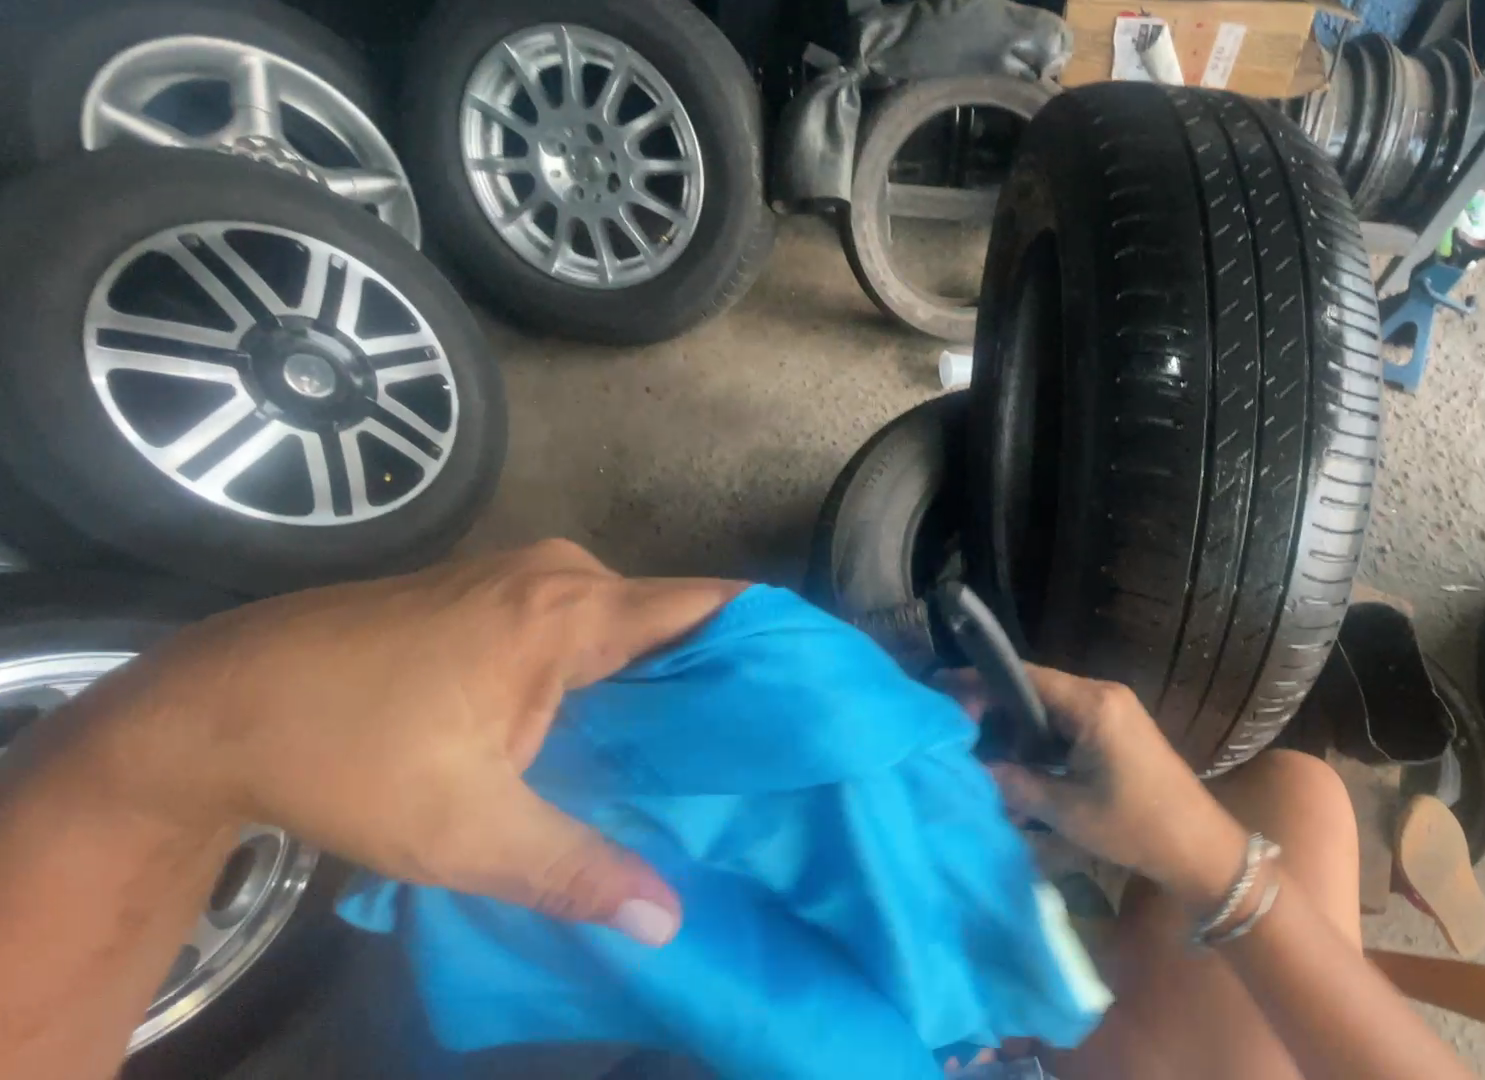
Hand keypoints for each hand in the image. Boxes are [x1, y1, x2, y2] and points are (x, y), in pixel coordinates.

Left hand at [56, 540, 742, 944]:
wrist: (207, 708)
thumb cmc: (342, 755)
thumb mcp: (458, 830)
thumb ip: (572, 868)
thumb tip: (668, 920)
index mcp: (569, 611)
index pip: (711, 604)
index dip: (772, 639)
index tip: (818, 688)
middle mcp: (564, 572)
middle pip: (682, 613)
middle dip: (729, 672)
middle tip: (778, 739)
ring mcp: (530, 574)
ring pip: (638, 618)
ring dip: (675, 672)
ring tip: (718, 741)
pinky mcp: (503, 591)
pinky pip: (597, 620)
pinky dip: (629, 664)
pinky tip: (635, 722)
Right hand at [953, 665, 1250, 910]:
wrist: (1199, 847)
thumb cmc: (1135, 826)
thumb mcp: (1067, 810)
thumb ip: (1015, 783)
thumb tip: (973, 768)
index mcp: (1092, 704)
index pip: (1024, 677)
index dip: (981, 682)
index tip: (943, 690)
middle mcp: (1103, 694)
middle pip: (1035, 688)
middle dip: (995, 706)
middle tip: (957, 726)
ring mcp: (1114, 709)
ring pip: (1049, 706)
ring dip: (1018, 726)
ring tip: (981, 747)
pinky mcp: (1117, 727)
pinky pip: (1068, 721)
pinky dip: (1042, 737)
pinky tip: (1021, 762)